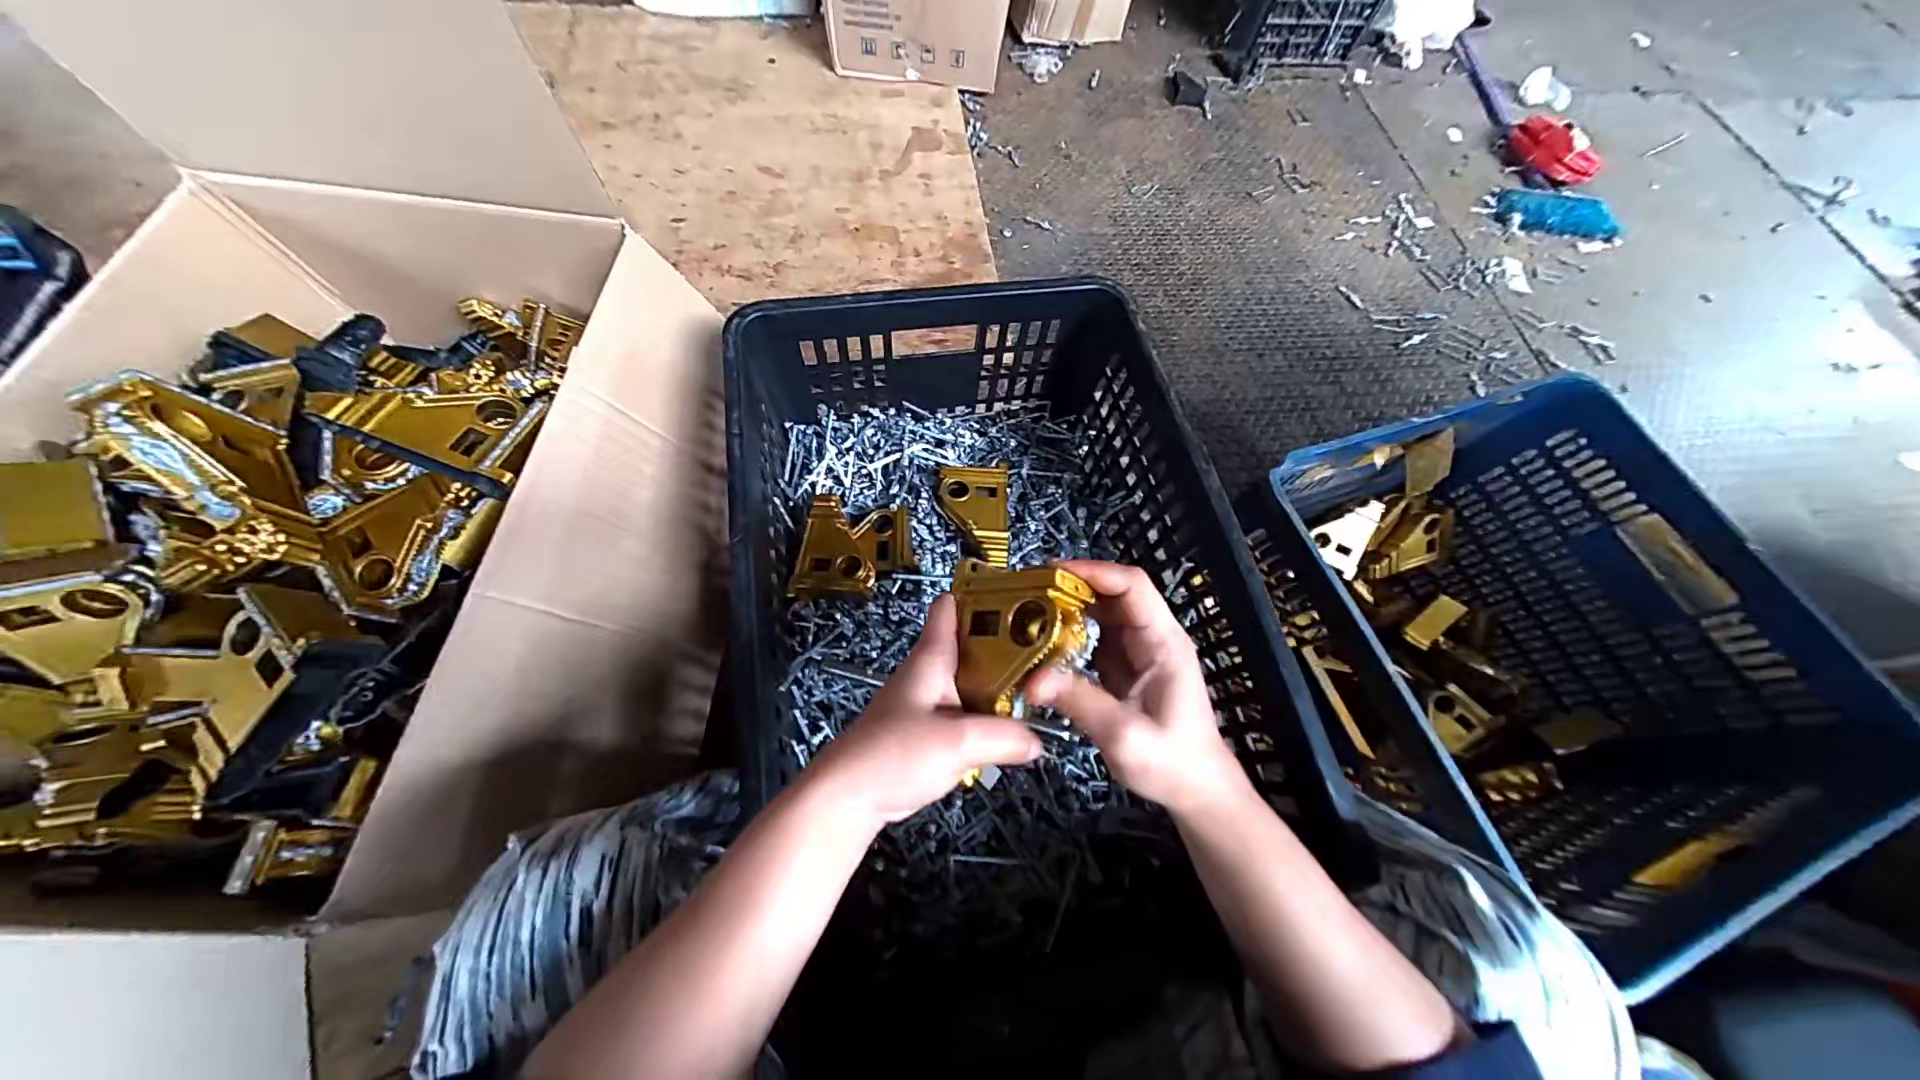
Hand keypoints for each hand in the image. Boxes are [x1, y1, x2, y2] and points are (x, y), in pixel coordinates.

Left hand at [806, 594, 1042, 828]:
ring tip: (1031, 699)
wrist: (848, 798)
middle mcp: (929, 675)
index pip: (952, 608)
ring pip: (972, 684)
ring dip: (999, 691)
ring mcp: (928, 703)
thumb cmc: (886, 757)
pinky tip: (1003, 737)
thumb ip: (1004, 738)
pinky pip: (965, 716)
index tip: (1020, 602)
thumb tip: (1033, 740)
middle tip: (1042, 660)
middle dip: (1007, 651)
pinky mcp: (927, 731)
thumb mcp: (957, 743)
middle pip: (973, 647)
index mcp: (930, 659)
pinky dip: (985, 721)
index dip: (985, 598)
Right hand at [1024, 560, 1249, 817]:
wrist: (1197, 790)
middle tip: (1026, 592)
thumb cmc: (1172, 763)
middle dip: (1071, 586)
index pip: (1132, 586)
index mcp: (1164, 643)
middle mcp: (1153, 638)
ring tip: (1026, 611)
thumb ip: (1081, 703)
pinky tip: (1041, 642)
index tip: (1050, 573)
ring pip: (1102, 613)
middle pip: (1113, 593)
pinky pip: (1095, 637)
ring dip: (1067, 608)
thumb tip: (1032, 680)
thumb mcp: (1124, 737)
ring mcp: (1139, 651)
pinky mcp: (1126, 667)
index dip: (1094, 571)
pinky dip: (1068, 633)